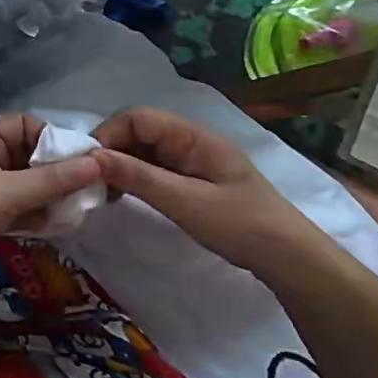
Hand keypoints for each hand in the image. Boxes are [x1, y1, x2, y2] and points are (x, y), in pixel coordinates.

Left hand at [0, 114, 100, 294]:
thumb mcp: (9, 192)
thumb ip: (54, 178)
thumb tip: (99, 162)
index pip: (23, 125)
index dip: (49, 136)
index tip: (79, 157)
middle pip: (31, 155)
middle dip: (59, 168)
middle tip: (91, 185)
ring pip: (32, 184)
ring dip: (55, 194)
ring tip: (83, 205)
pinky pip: (27, 208)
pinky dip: (43, 214)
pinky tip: (63, 224)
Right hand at [90, 107, 330, 272]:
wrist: (290, 259)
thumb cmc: (242, 226)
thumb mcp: (186, 202)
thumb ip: (138, 177)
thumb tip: (91, 157)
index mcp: (193, 136)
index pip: (137, 118)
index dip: (108, 135)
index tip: (87, 165)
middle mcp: (188, 141)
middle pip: (136, 131)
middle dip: (109, 151)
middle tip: (89, 182)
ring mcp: (189, 160)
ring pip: (140, 150)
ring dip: (117, 166)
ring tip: (102, 193)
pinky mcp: (189, 180)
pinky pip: (150, 168)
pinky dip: (130, 179)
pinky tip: (120, 197)